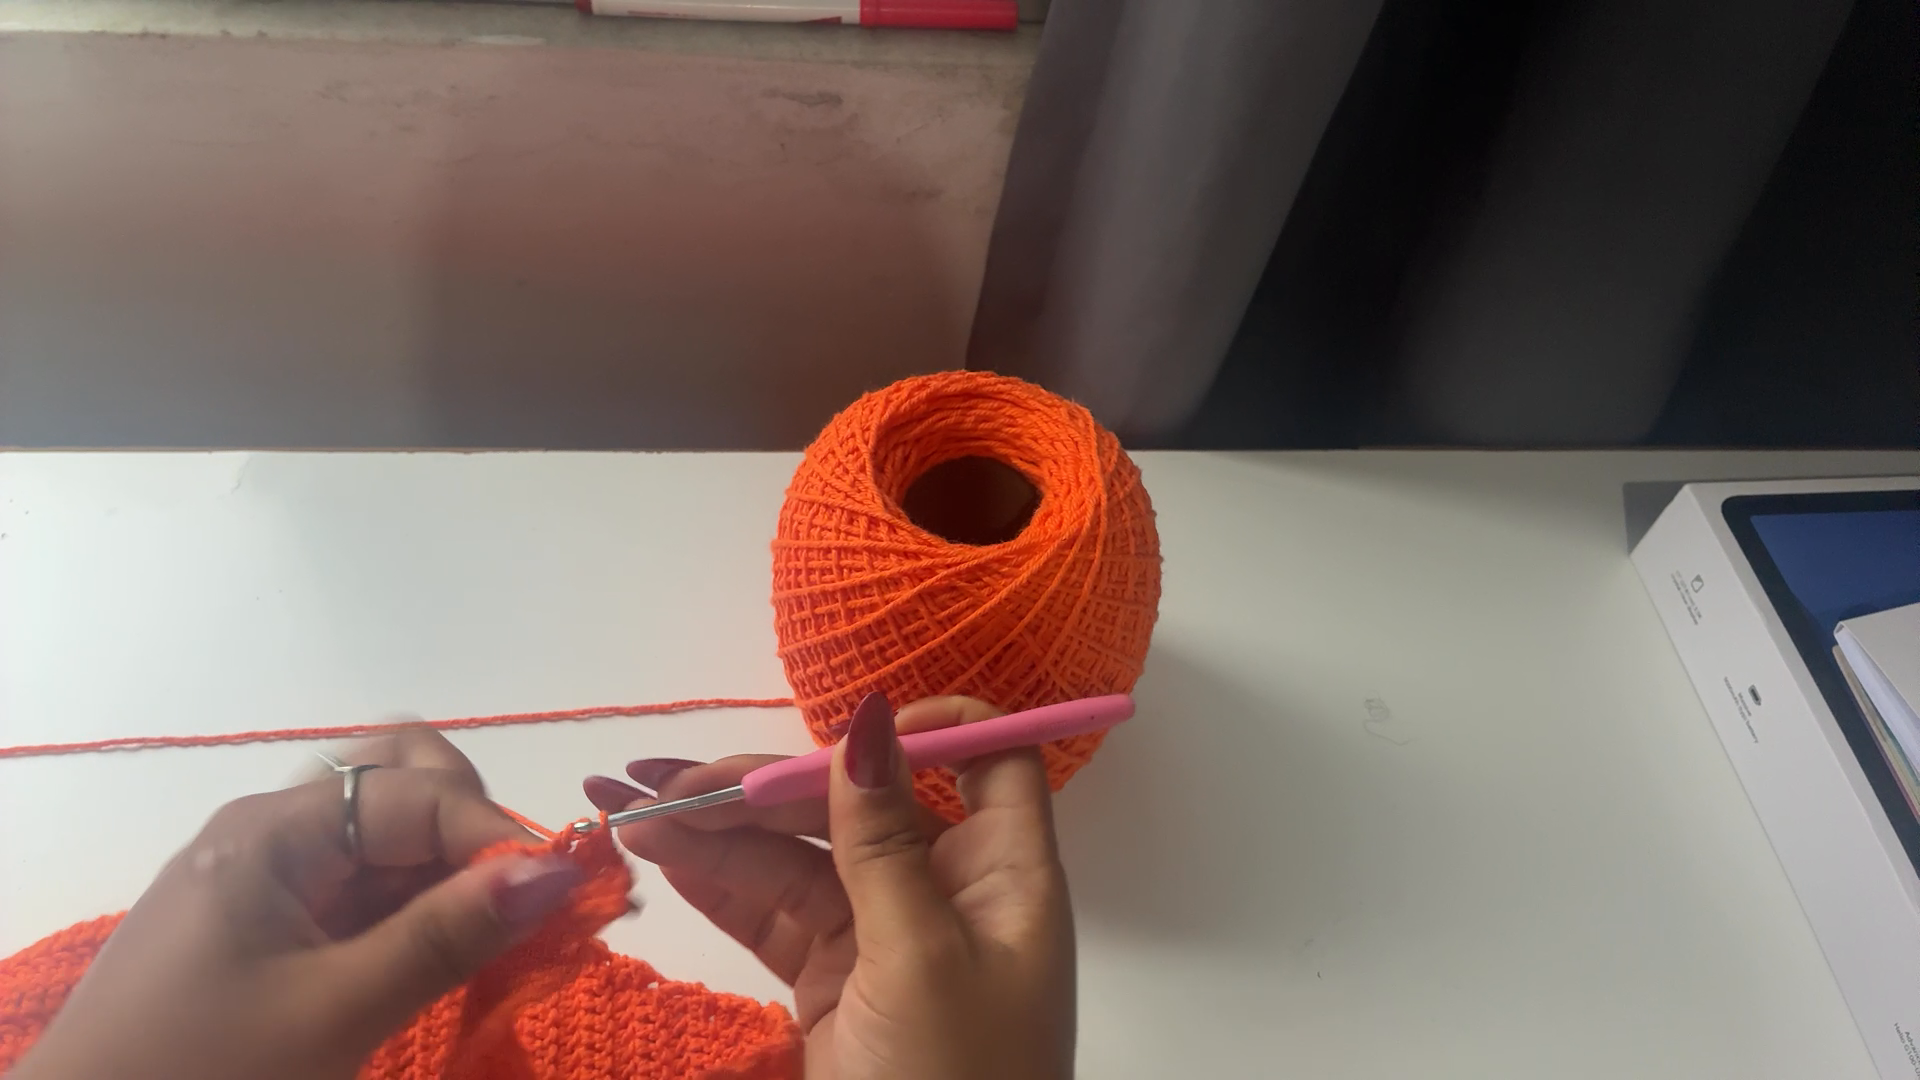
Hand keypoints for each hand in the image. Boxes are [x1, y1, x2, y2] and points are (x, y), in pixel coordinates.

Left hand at [15, 728, 584, 1079]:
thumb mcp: (333, 1012)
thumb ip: (454, 931)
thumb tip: (567, 869)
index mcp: (275, 830)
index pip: (425, 793)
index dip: (496, 833)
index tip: (554, 890)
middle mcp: (279, 828)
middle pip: (410, 776)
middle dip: (472, 825)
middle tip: (502, 889)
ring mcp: (279, 873)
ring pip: (401, 825)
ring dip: (455, 861)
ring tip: (478, 921)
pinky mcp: (284, 918)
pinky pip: (380, 876)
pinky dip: (428, 898)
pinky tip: (443, 943)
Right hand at [588, 696, 1075, 1079]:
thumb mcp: (917, 957)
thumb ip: (883, 838)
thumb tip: (871, 717)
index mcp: (1002, 868)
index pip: (989, 759)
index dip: (934, 725)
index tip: (850, 725)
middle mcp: (947, 884)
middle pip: (863, 801)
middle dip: (770, 786)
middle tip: (671, 780)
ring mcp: (885, 928)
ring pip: (805, 855)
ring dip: (722, 832)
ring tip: (633, 808)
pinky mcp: (835, 974)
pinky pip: (778, 911)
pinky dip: (722, 884)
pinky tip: (664, 854)